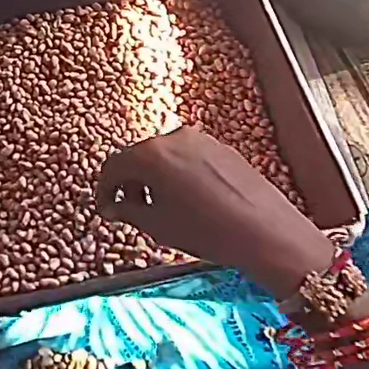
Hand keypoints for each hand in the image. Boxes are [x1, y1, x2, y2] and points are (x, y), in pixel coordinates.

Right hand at [96, 127, 334, 299]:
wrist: (264, 231)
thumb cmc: (206, 230)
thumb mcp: (157, 225)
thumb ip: (128, 210)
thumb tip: (114, 206)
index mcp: (150, 155)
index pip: (114, 166)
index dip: (104, 189)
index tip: (106, 207)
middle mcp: (174, 138)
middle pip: (138, 157)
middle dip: (130, 183)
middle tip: (130, 210)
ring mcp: (201, 140)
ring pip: (164, 155)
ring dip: (154, 178)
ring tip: (161, 208)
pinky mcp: (221, 148)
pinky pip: (188, 157)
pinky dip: (177, 174)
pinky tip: (188, 200)